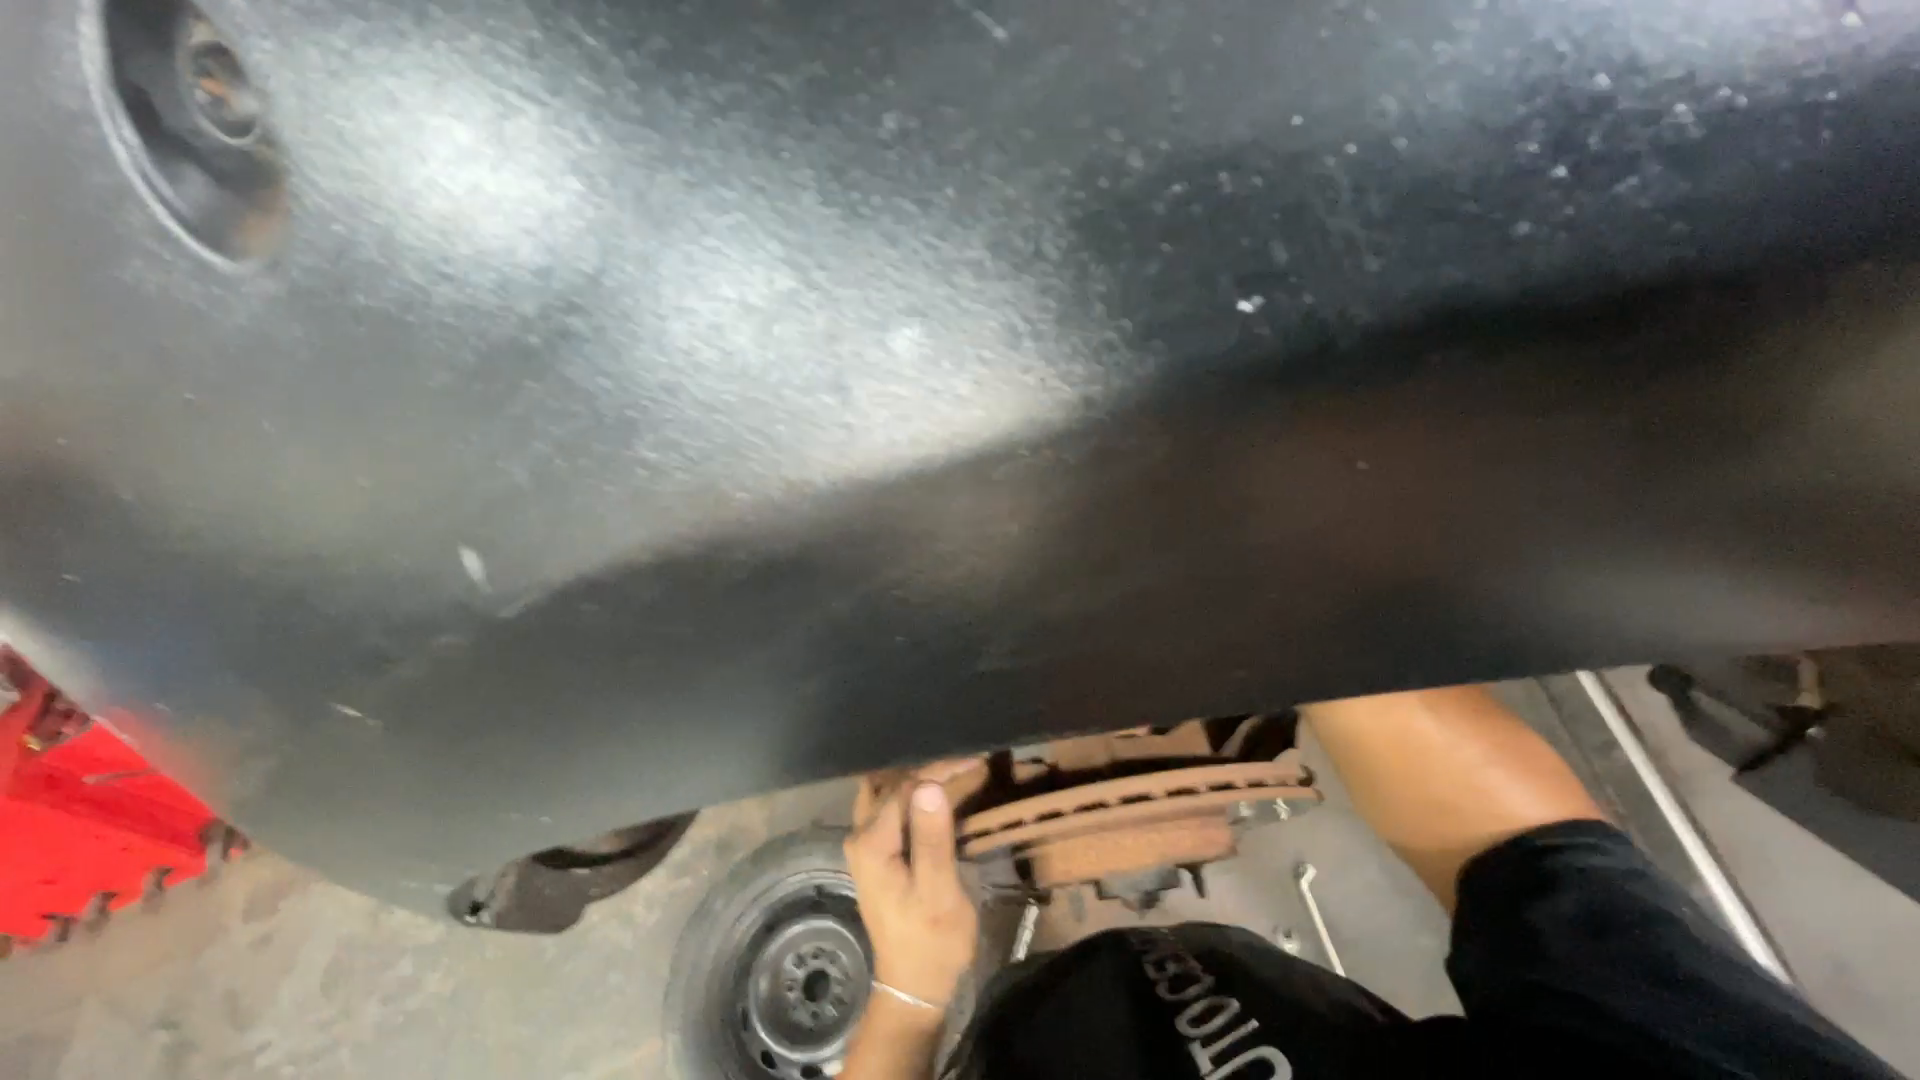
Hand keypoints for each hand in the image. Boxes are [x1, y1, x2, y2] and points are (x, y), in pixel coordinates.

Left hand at [844, 762, 980, 1010]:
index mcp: (872, 844)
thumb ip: (932, 839)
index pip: (906, 787)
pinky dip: (913, 796)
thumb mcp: (939, 893)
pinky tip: (936, 793)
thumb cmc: (931, 941)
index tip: (976, 760)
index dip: (941, 769)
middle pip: (892, 784)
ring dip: (917, 778)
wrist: (914, 985)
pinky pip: (890, 809)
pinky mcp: (876, 854)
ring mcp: (865, 845)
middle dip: (929, 768)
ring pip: (886, 793)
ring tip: (954, 768)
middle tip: (968, 760)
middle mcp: (860, 837)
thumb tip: (930, 786)